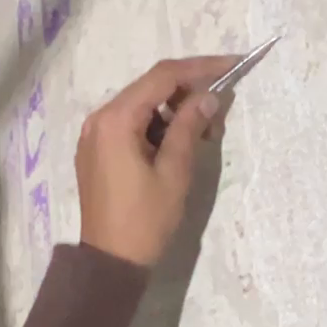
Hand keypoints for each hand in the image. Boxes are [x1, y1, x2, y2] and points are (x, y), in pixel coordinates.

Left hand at [76, 56, 239, 265]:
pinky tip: (179, 143)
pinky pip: (129, 125)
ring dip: (174, 111)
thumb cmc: (145, 219)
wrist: (110, 262)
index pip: (162, 76)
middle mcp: (99, 119)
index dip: (200, 68)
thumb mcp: (175, 171)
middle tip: (220, 113)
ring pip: (141, 106)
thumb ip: (190, 127)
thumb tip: (208, 97)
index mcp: (115, 120)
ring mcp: (94, 136)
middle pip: (149, 87)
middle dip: (188, 92)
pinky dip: (156, 127)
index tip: (232, 65)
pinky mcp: (96, 152)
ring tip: (205, 134)